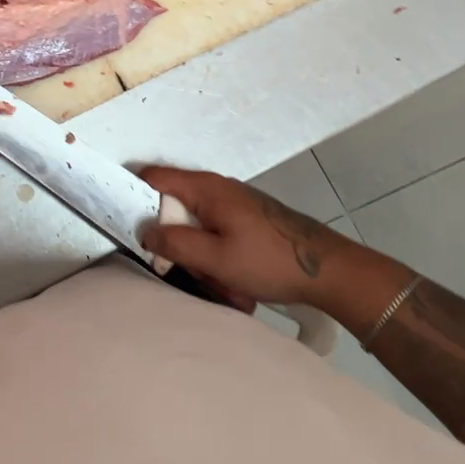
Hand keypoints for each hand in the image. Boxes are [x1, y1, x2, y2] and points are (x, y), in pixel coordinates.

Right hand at [138, 167, 356, 306]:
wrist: (333, 272)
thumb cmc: (269, 261)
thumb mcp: (215, 258)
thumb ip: (173, 243)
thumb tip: (144, 231)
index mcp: (205, 188)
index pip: (153, 176)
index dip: (134, 196)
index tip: (130, 227)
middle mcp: (218, 188)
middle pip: (176, 208)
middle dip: (179, 242)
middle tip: (192, 271)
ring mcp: (236, 204)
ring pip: (200, 228)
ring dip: (204, 259)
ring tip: (225, 287)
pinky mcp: (250, 221)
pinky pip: (221, 236)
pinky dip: (223, 260)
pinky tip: (239, 286)